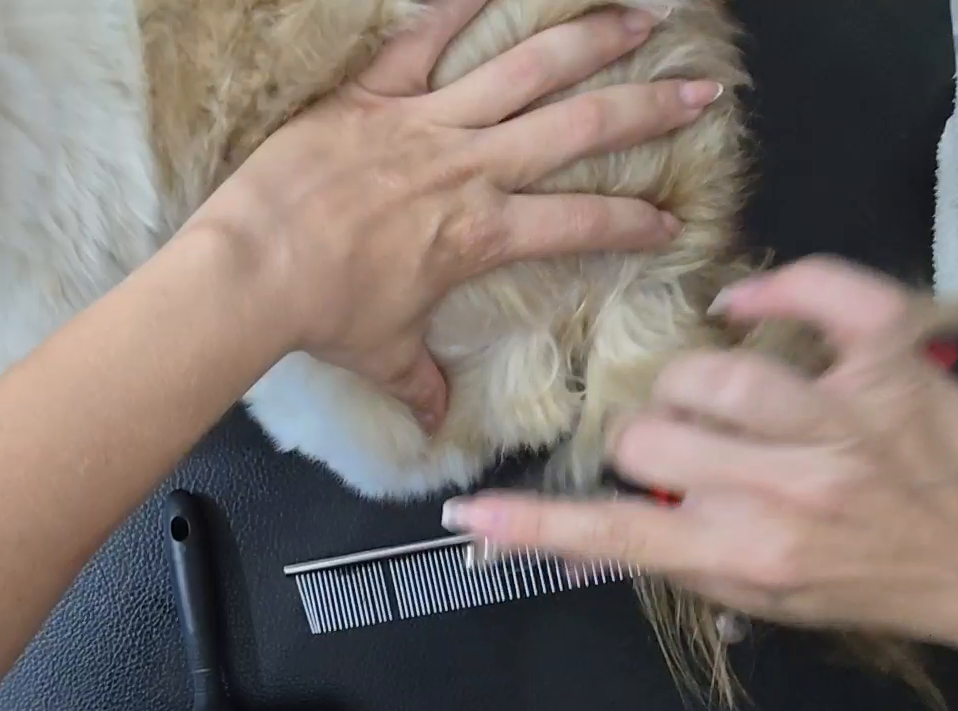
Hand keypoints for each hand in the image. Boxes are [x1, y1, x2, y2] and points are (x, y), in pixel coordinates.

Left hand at [183, 0, 722, 432]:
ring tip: (640, 17)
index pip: (577, 226)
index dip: (631, 225)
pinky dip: (463, 4)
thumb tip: (437, 422)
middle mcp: (468, 171)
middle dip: (646, 110)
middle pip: (577, 130)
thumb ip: (420, 383)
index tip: (669, 223)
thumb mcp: (383, 354)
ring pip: (525, 68)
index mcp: (478, 236)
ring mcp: (424, 125)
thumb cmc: (322, 315)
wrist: (256, 271)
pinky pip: (425, 34)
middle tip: (701, 90)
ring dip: (589, 39)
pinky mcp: (372, 96)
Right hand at [439, 258, 957, 645]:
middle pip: (647, 439)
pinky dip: (780, 287)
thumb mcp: (751, 598)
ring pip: (712, 373)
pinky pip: (827, 295)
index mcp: (745, 553)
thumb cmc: (862, 587)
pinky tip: (748, 305)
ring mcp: (846, 422)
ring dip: (689, 386)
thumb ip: (662, 556)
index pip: (612, 537)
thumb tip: (574, 539)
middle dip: (643, 445)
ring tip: (710, 400)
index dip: (530, 525)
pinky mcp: (896, 366)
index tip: (470, 513)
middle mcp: (789, 491)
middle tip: (674, 454)